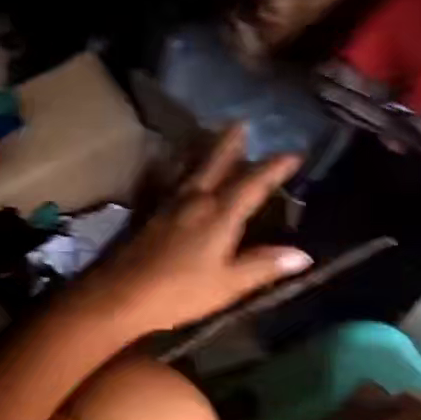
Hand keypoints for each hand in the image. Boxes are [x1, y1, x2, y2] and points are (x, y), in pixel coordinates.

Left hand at [75, 124, 310, 334]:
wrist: (117, 295)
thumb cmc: (177, 293)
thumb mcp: (227, 285)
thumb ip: (262, 266)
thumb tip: (303, 255)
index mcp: (218, 215)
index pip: (252, 184)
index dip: (273, 168)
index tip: (293, 154)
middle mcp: (192, 202)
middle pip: (214, 165)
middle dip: (229, 144)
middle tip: (241, 124)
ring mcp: (164, 207)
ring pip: (188, 172)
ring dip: (201, 153)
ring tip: (208, 138)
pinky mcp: (145, 218)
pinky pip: (165, 184)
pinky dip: (173, 172)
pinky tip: (170, 173)